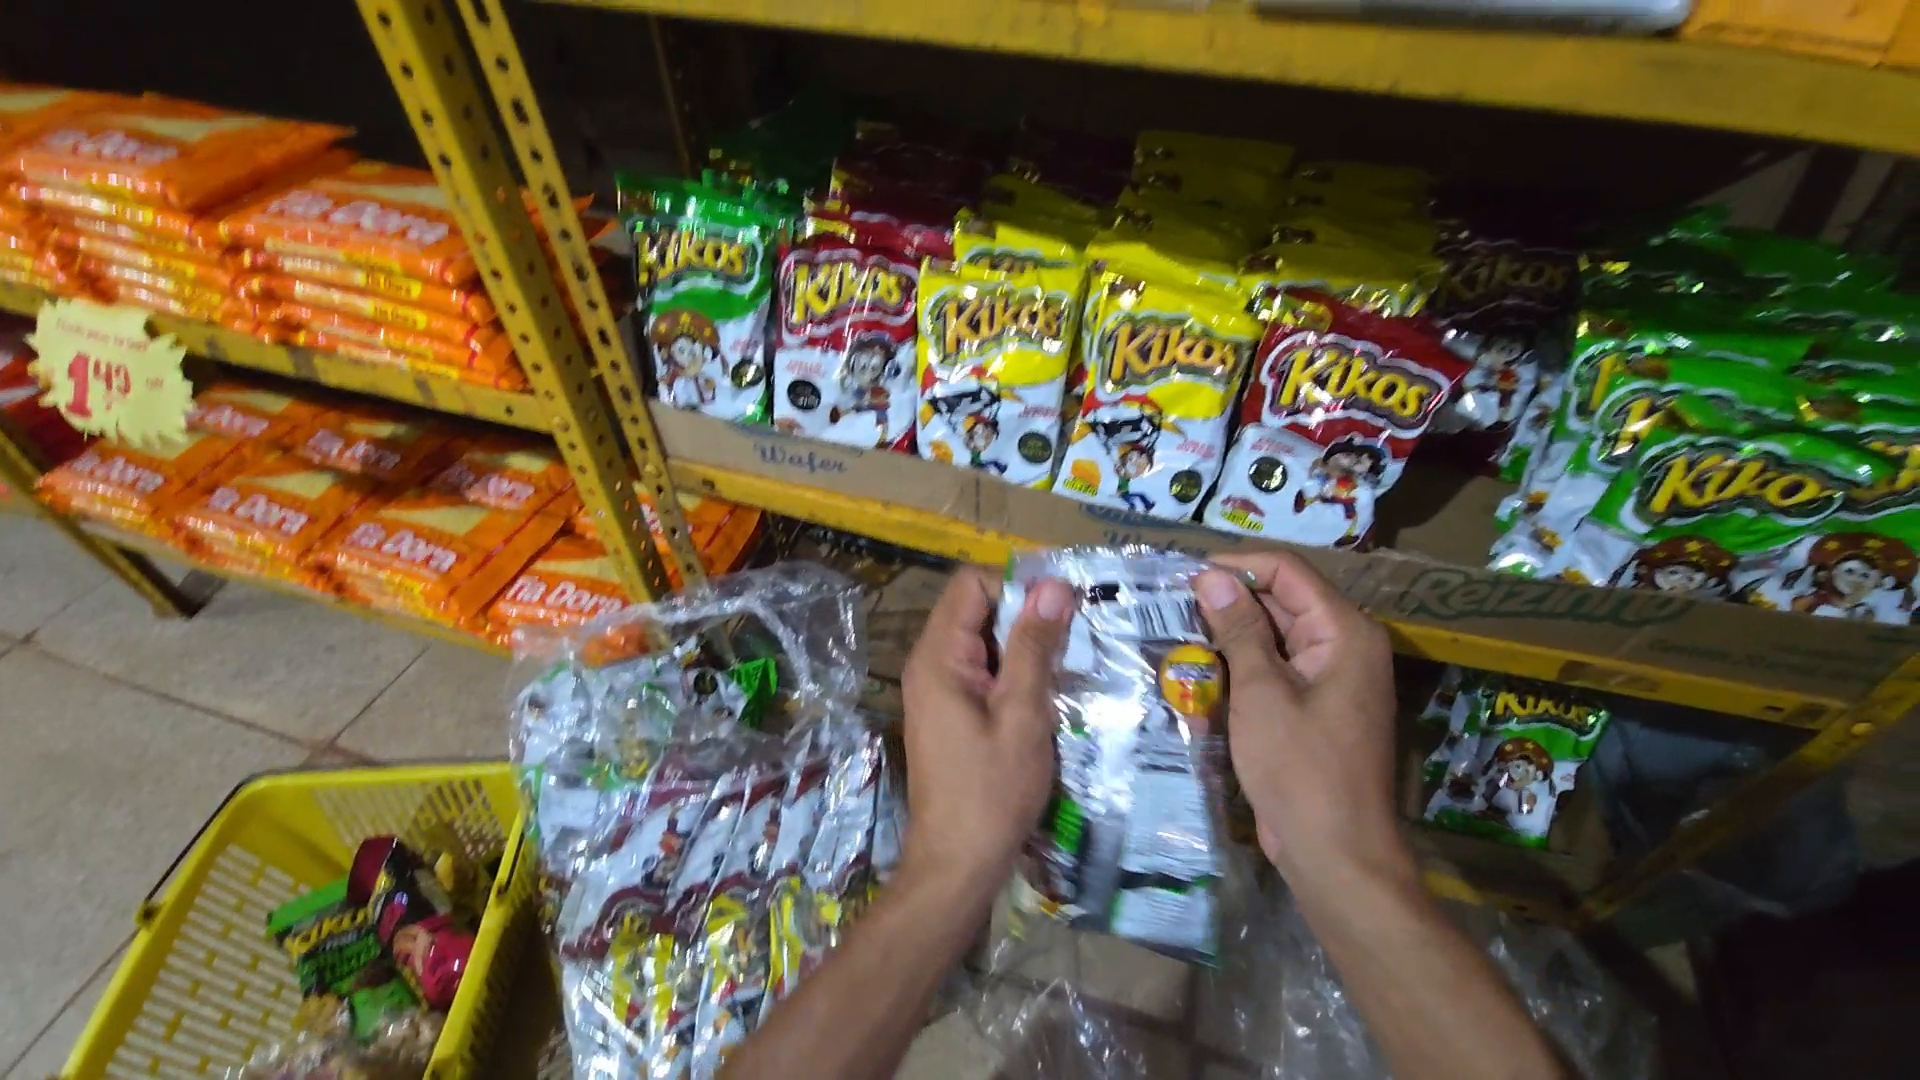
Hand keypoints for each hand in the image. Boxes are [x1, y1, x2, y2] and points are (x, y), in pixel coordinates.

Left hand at [899, 567, 1070, 902]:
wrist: (958, 864)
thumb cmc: (992, 792)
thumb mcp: (1022, 715)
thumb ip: (1034, 647)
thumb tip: (1054, 586)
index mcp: (938, 657)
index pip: (971, 584)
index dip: (1016, 586)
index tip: (1062, 609)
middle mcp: (929, 664)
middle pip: (976, 610)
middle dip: (1025, 616)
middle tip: (1073, 640)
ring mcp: (936, 690)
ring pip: (982, 641)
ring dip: (1023, 647)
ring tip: (1066, 667)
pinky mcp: (949, 712)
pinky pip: (981, 671)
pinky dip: (1012, 673)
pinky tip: (1044, 696)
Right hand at [1194, 552, 1411, 890]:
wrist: (1335, 852)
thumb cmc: (1300, 768)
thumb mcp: (1261, 692)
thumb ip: (1239, 629)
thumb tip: (1212, 576)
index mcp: (1344, 632)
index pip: (1288, 572)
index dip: (1236, 566)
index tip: (1184, 577)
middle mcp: (1344, 645)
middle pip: (1282, 601)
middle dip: (1228, 600)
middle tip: (1170, 605)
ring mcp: (1331, 678)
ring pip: (1275, 635)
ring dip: (1230, 634)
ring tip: (1176, 633)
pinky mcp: (1315, 706)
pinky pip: (1276, 668)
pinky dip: (1242, 665)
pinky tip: (1199, 670)